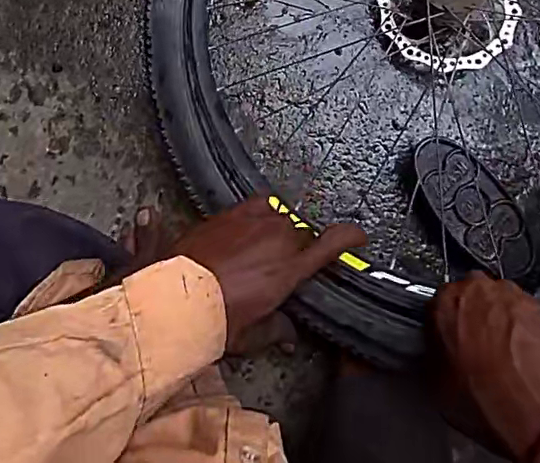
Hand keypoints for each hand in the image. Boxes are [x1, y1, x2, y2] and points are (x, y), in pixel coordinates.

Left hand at [137, 198, 364, 351]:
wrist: (180, 292)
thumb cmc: (217, 318)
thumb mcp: (251, 333)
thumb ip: (276, 330)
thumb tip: (289, 335)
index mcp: (289, 270)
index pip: (329, 247)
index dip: (347, 238)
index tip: (359, 234)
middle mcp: (277, 239)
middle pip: (300, 233)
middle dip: (296, 246)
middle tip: (280, 264)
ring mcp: (254, 221)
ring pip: (279, 216)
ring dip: (276, 228)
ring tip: (262, 246)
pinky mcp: (232, 212)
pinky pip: (256, 205)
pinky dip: (258, 213)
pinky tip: (248, 225)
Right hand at [432, 273, 539, 461]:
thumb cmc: (491, 403)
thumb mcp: (441, 388)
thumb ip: (433, 357)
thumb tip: (438, 356)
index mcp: (443, 302)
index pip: (438, 306)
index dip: (446, 326)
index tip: (452, 343)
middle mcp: (475, 288)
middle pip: (471, 296)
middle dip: (474, 316)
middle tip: (482, 347)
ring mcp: (512, 294)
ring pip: (500, 301)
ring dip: (502, 320)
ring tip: (511, 354)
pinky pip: (528, 313)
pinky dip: (528, 328)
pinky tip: (532, 355)